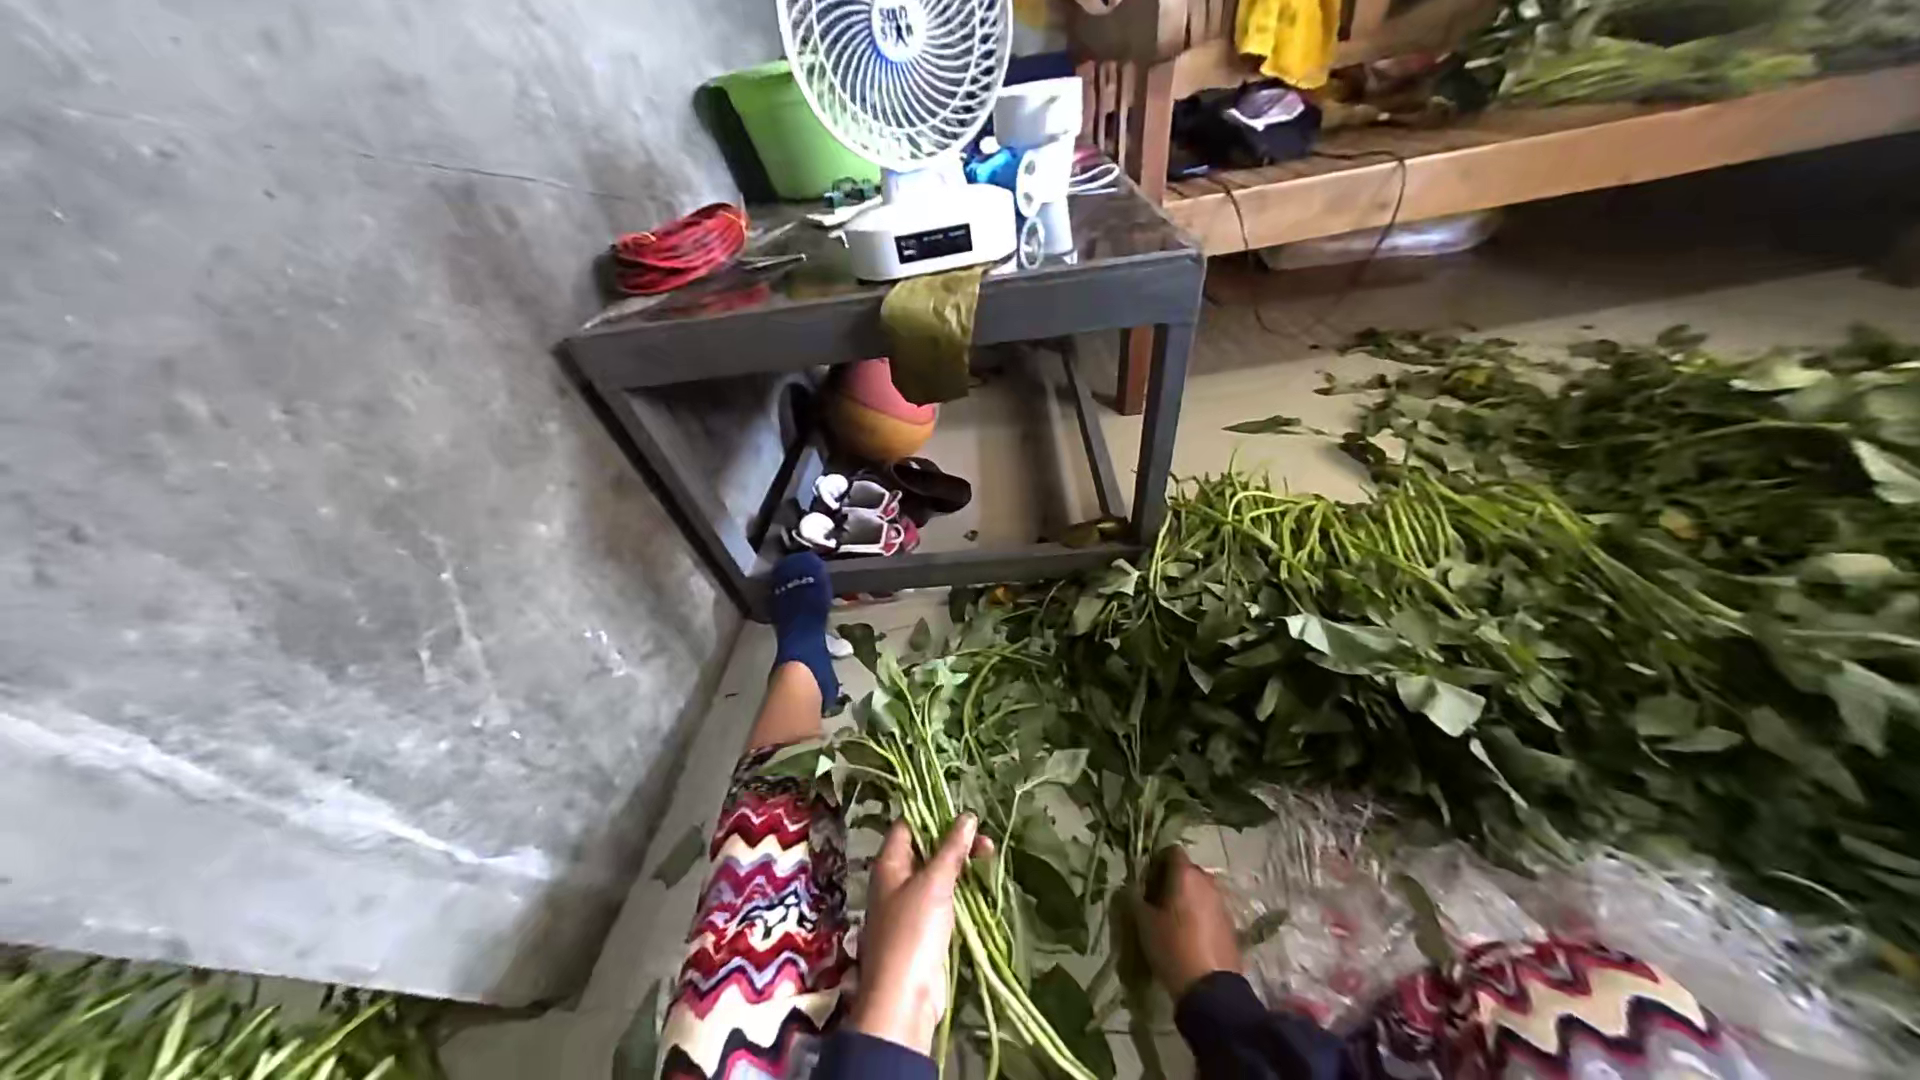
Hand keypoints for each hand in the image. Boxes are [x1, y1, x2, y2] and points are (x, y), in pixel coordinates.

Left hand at [851, 815, 993, 1054]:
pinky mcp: (925, 928)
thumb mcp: (934, 882)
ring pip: (938, 872)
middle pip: (926, 847)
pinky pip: (944, 897)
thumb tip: (968, 816)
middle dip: (955, 841)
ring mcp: (911, 904)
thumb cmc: (913, 931)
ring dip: (961, 864)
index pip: (908, 824)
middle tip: (986, 843)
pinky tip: (980, 885)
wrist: (904, 999)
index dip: (933, 814)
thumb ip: (951, 848)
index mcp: (890, 862)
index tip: (963, 813)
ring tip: (989, 858)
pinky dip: (961, 889)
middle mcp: (897, 879)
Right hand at [1137, 846, 1241, 996]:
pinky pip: (1211, 908)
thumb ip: (1134, 897)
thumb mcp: (1144, 922)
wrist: (1211, 990)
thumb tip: (1130, 885)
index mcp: (1185, 875)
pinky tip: (1191, 934)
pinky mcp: (1232, 924)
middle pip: (1187, 870)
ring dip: (1188, 897)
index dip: (1158, 860)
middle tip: (1158, 899)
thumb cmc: (1172, 947)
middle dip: (1173, 879)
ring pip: (1201, 890)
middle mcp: (1207, 882)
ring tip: (1174, 918)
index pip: (1172, 851)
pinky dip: (1200, 913)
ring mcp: (1222, 903)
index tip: (1148, 878)